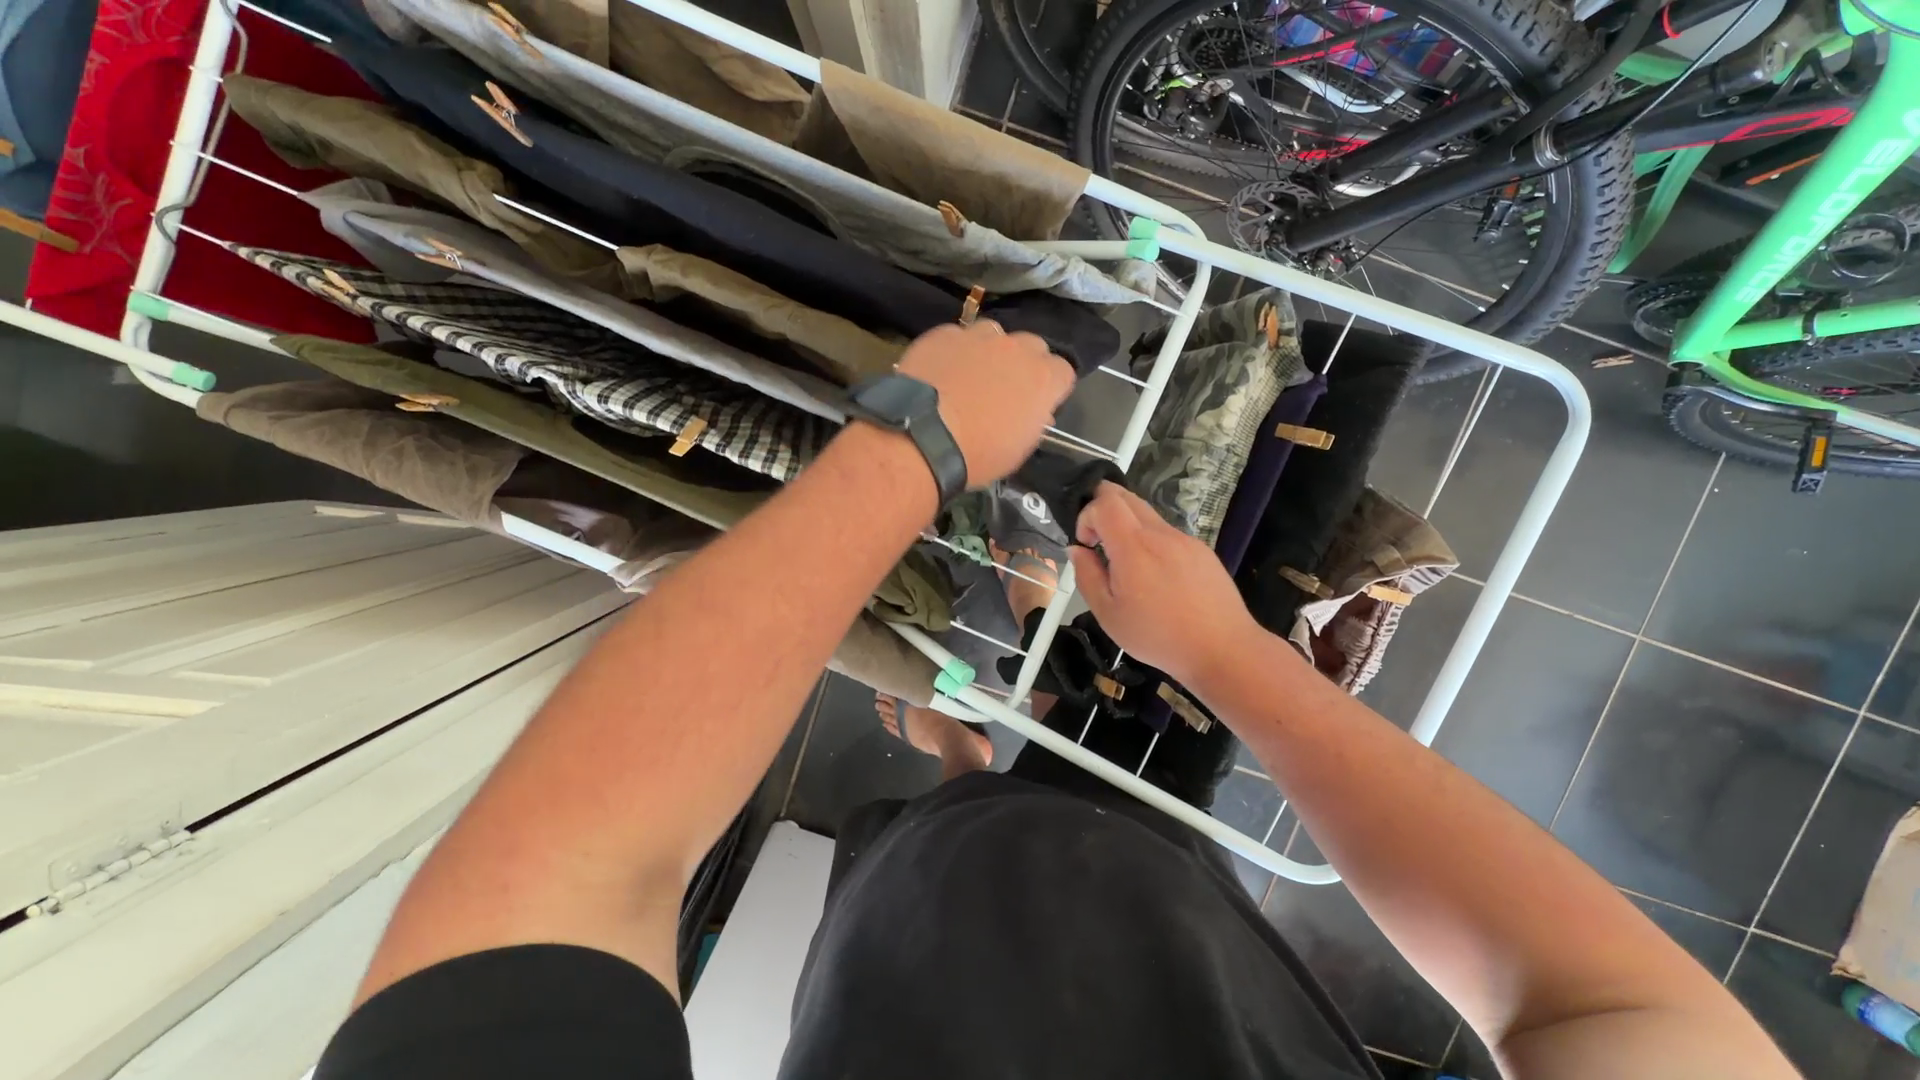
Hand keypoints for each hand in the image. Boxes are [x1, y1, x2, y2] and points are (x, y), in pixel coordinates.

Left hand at [895, 320, 1073, 487]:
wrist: (921, 438)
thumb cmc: (977, 454)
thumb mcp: (1019, 448)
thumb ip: (1033, 419)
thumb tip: (1034, 410)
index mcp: (1043, 378)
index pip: (1063, 372)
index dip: (1051, 387)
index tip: (1037, 403)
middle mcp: (1016, 348)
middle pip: (1032, 346)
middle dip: (1024, 363)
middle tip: (1005, 388)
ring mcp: (978, 336)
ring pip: (995, 334)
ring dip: (990, 351)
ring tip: (971, 375)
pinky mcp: (944, 333)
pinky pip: (957, 337)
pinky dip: (955, 351)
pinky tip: (941, 371)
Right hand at [1068, 483, 1264, 688]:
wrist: (1221, 648)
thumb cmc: (1158, 636)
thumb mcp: (1108, 614)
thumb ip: (1087, 576)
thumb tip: (1078, 550)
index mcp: (1134, 546)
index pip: (1105, 502)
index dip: (1087, 515)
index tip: (1086, 545)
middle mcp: (1160, 533)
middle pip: (1127, 496)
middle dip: (1104, 509)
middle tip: (1098, 541)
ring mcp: (1185, 540)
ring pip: (1149, 516)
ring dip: (1129, 529)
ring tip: (1129, 568)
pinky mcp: (1202, 551)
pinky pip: (1169, 535)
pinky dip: (1153, 544)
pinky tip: (1160, 581)